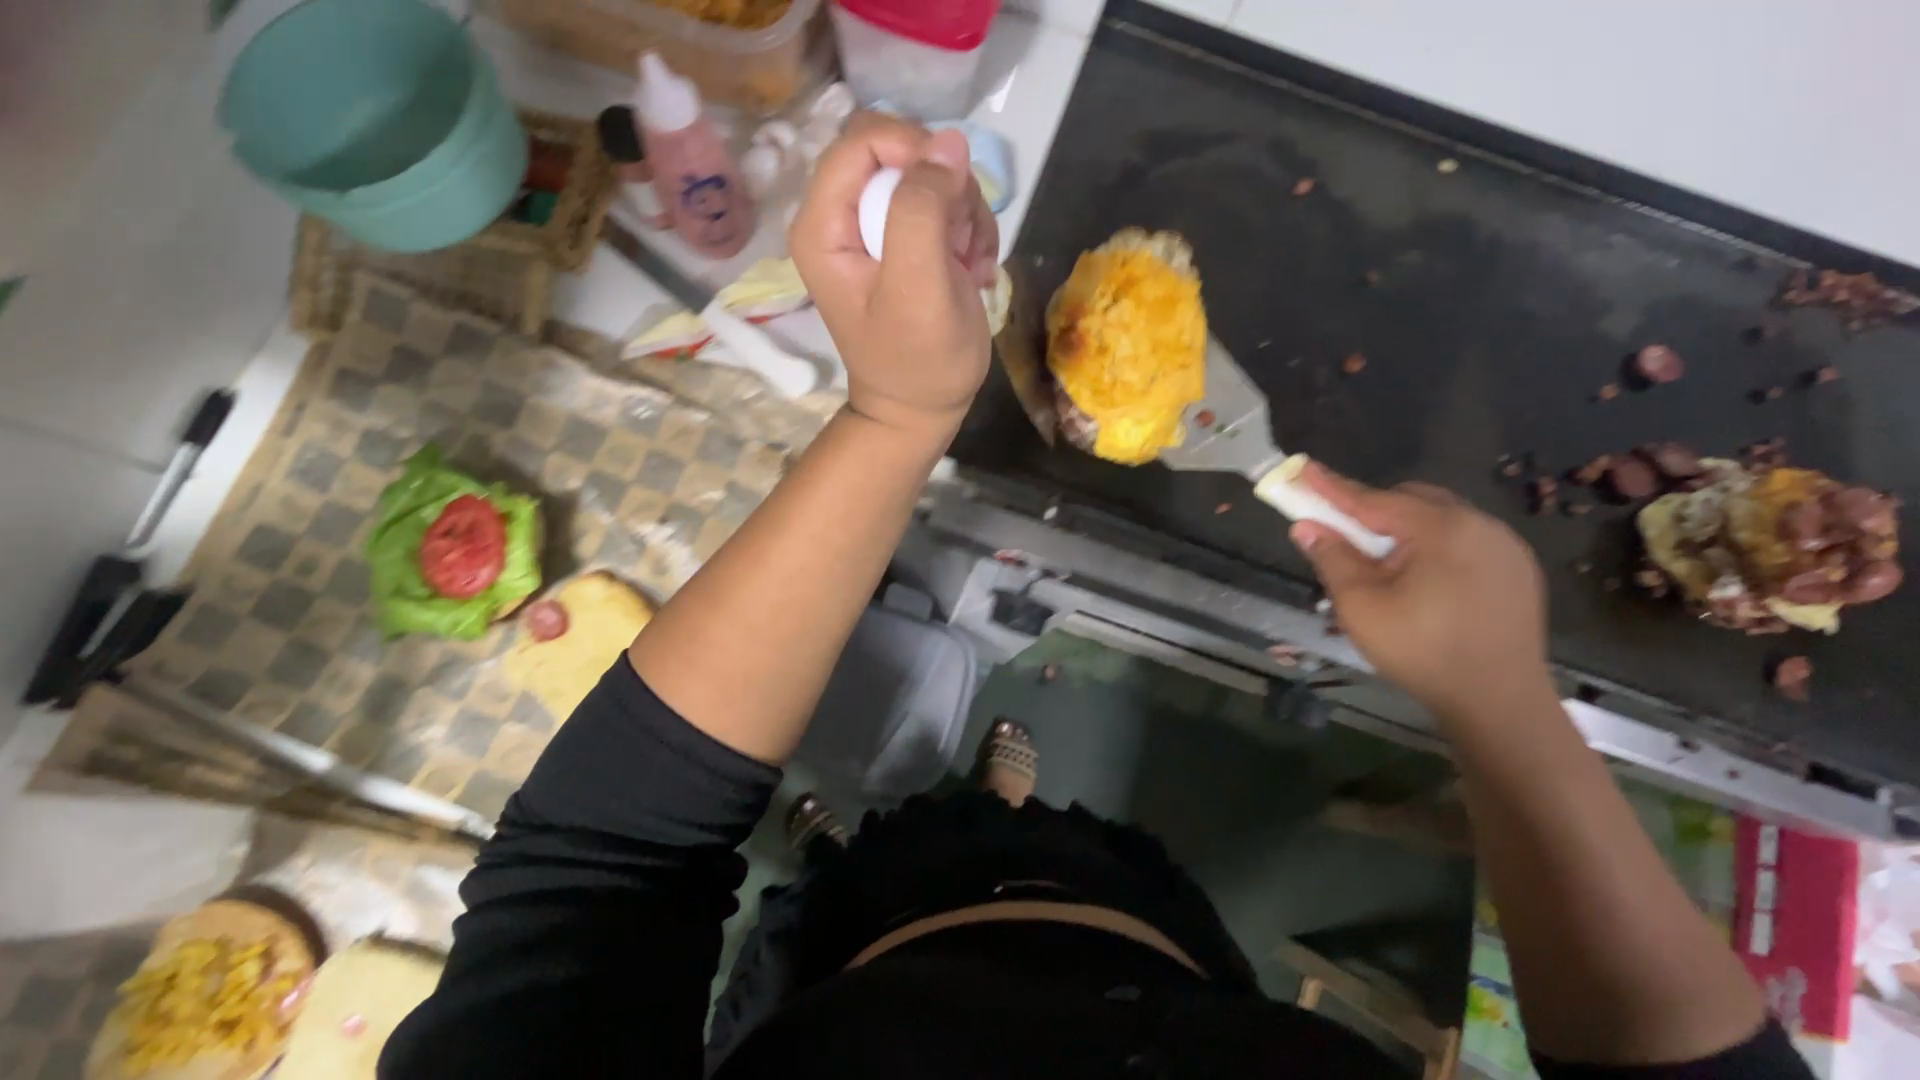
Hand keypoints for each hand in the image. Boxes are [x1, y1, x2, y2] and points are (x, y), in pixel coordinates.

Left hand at [790, 112, 998, 437]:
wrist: (923, 408)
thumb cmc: (916, 361)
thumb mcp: (918, 289)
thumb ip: (923, 213)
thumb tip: (947, 142)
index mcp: (822, 225)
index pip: (861, 140)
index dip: (911, 150)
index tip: (949, 192)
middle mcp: (842, 216)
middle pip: (900, 151)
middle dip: (944, 187)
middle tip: (960, 239)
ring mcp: (877, 226)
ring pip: (932, 174)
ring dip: (966, 213)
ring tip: (970, 265)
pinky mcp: (909, 239)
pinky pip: (948, 201)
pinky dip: (971, 229)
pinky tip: (974, 269)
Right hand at [1289, 462, 1554, 722]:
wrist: (1498, 701)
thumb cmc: (1422, 651)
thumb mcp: (1361, 607)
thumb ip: (1333, 558)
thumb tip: (1306, 526)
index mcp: (1441, 528)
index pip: (1372, 499)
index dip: (1330, 487)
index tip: (1300, 469)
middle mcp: (1479, 524)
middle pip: (1411, 501)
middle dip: (1373, 511)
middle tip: (1343, 534)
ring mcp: (1505, 546)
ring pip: (1442, 519)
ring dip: (1407, 530)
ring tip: (1385, 565)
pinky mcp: (1518, 569)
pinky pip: (1467, 541)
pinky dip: (1436, 548)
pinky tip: (1425, 582)